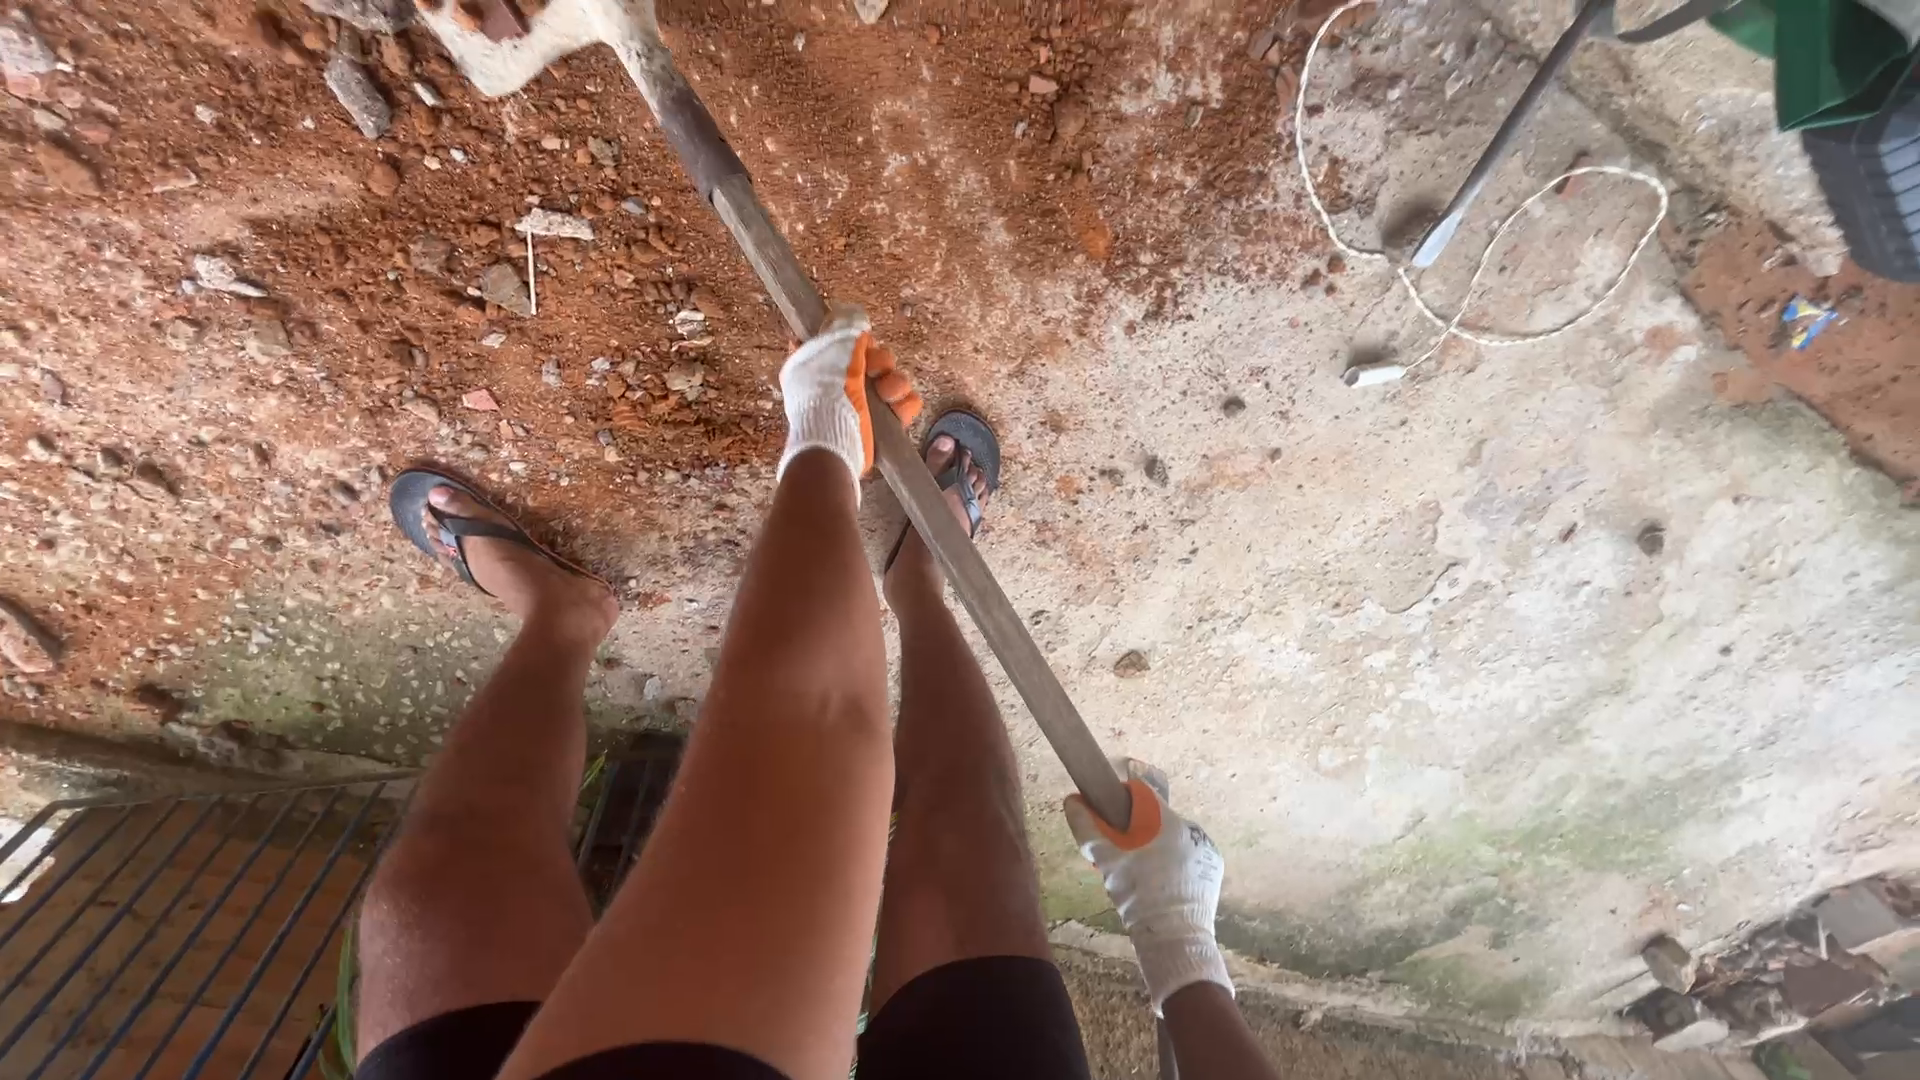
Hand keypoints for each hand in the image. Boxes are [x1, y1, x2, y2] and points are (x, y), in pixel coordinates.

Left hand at [777, 307, 922, 495]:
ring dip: (896, 384)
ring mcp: (870, 406)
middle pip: (882, 360)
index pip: (857, 344)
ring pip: (898, 380)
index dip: (863, 342)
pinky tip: (896, 408)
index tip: (862, 346)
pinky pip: (909, 404)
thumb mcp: (828, 355)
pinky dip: (906, 404)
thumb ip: (843, 332)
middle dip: (882, 362)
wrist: (835, 441)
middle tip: (873, 372)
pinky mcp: (887, 425)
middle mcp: (850, 385)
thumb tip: (853, 316)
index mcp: (831, 366)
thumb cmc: (824, 398)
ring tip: (886, 395)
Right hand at [1065, 760, 1231, 1013]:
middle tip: (1123, 853)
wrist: (1175, 940)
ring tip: (1143, 871)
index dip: (1121, 803)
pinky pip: (1189, 854)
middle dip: (1138, 830)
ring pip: (1173, 836)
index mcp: (1167, 820)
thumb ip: (1086, 828)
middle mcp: (1192, 827)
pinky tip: (1164, 882)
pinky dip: (1175, 861)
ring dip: (1157, 845)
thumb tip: (1072, 801)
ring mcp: (1206, 848)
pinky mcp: (1214, 868)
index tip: (1111, 821)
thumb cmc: (1138, 895)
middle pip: (1156, 817)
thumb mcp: (1105, 861)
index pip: (1141, 795)